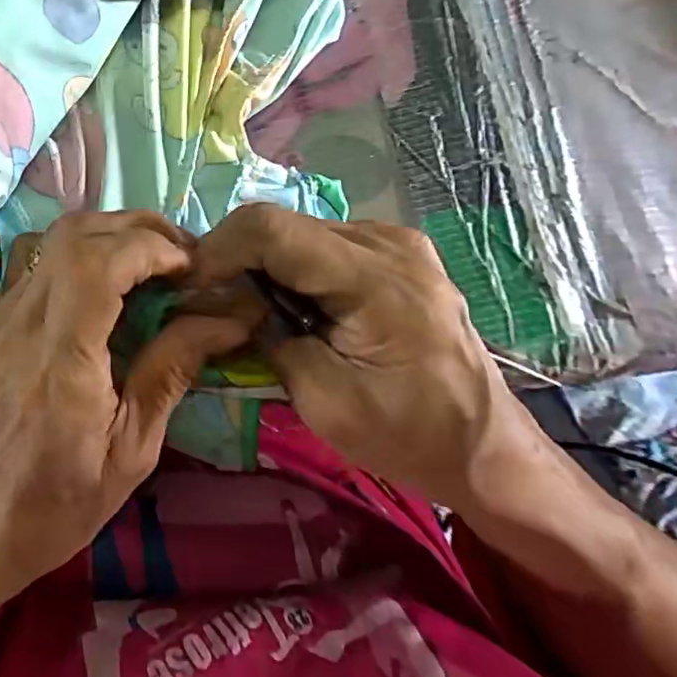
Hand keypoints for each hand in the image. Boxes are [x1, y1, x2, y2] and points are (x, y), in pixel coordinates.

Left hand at [0, 211, 249, 622]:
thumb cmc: (66, 494)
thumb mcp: (134, 446)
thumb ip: (172, 369)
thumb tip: (228, 317)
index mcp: (62, 357)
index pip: (96, 264)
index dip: (149, 248)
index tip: (193, 266)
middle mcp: (25, 319)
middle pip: (74, 234)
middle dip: (137, 230)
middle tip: (184, 258)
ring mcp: (5, 311)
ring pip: (53, 235)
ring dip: (109, 232)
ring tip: (153, 260)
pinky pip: (37, 254)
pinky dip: (79, 247)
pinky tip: (107, 276)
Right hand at [189, 204, 543, 506]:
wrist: (488, 452)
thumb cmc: (408, 437)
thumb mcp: (321, 399)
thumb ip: (263, 337)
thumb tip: (220, 302)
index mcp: (377, 279)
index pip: (271, 229)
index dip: (216, 248)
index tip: (188, 286)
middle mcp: (388, 242)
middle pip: (279, 223)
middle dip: (232, 256)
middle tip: (206, 300)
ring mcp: (394, 241)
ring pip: (294, 229)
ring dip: (257, 261)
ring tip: (243, 304)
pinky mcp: (392, 251)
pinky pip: (316, 242)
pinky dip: (285, 265)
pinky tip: (284, 302)